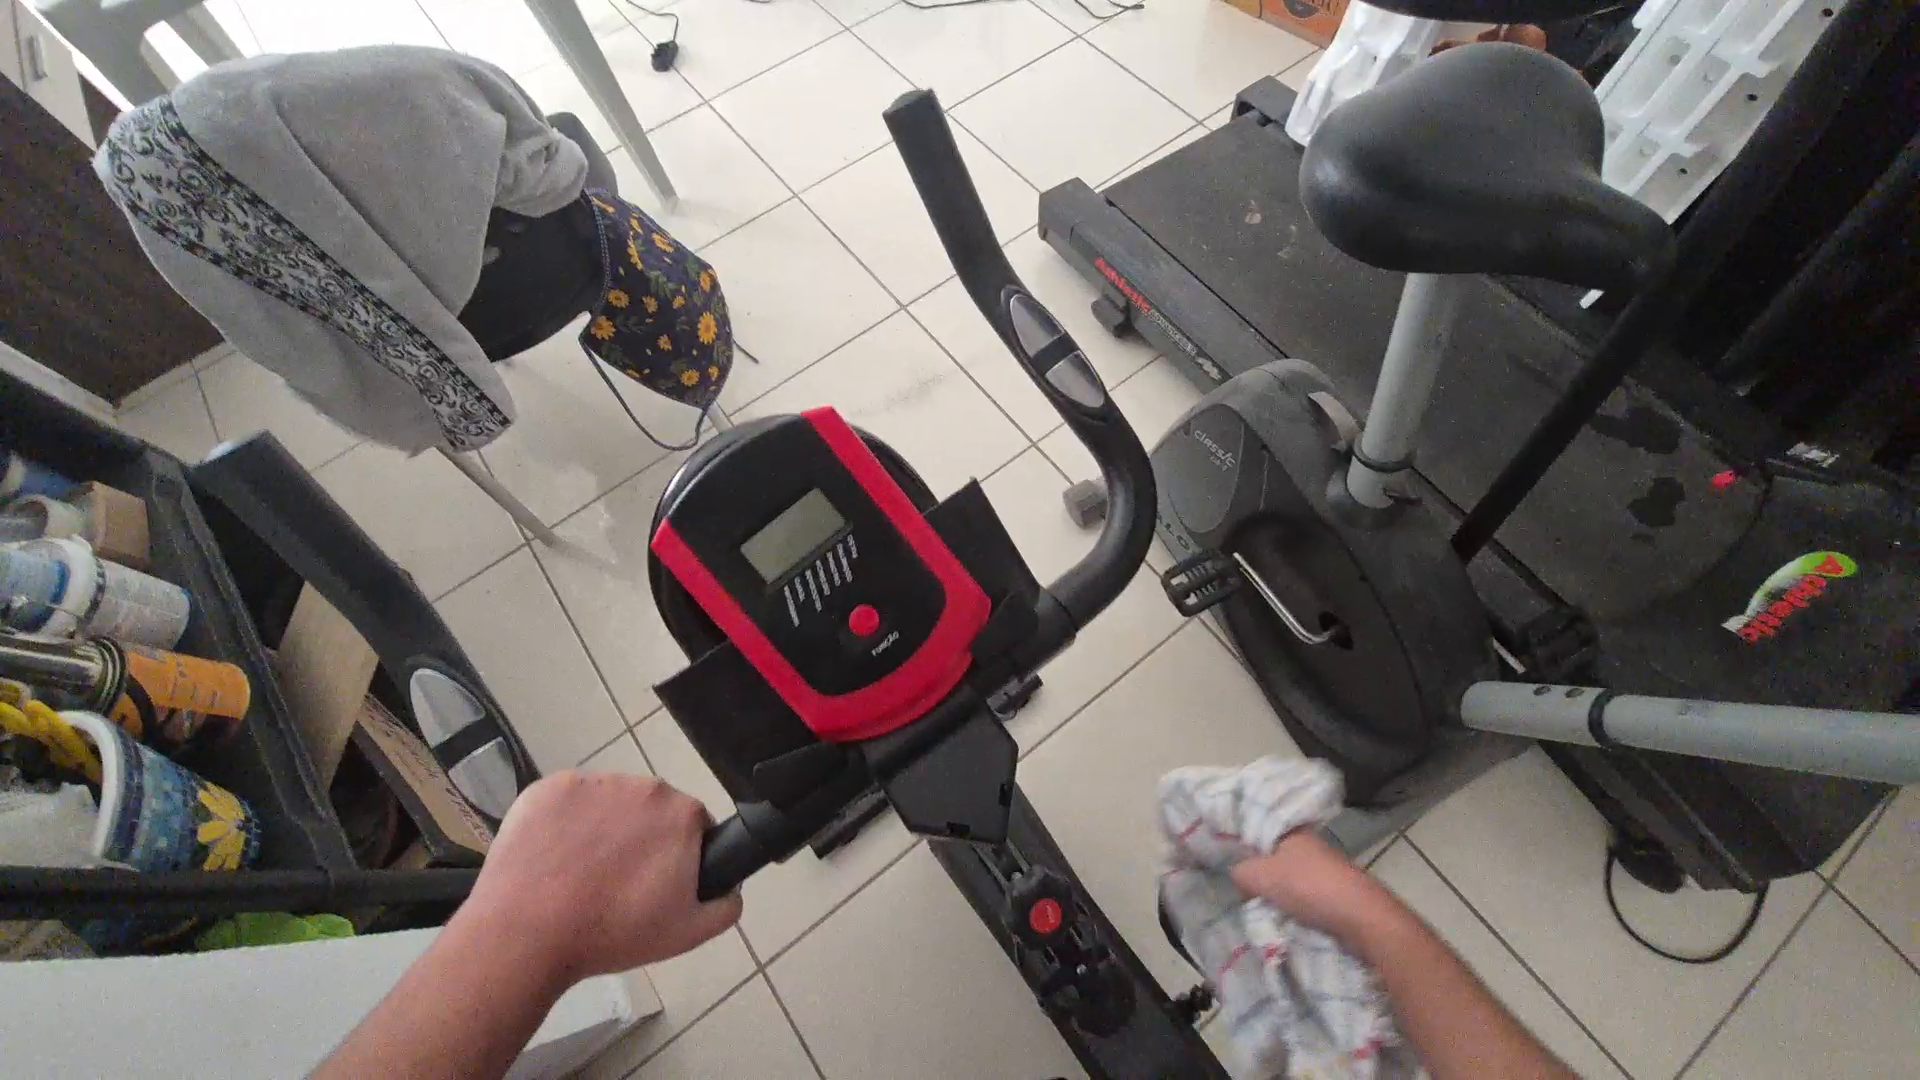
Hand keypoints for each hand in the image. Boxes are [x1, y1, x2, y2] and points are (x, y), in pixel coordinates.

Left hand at [455, 771, 742, 988]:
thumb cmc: (611, 933)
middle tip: (616, 882)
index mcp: (683, 813)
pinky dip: (564, 821)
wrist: (525, 935)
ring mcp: (596, 781)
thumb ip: (726, 907)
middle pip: (652, 809)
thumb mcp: (687, 934)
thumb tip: (733, 887)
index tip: (656, 882)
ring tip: (578, 872)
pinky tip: (551, 855)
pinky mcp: (551, 785)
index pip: (692, 826)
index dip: (677, 854)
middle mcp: (646, 786)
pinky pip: (568, 800)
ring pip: (610, 802)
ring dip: (603, 827)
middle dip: (641, 837)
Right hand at [1231, 828, 1394, 945]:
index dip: (1242, 841)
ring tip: (1259, 905)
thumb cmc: (1308, 887)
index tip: (1226, 856)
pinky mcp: (1338, 893)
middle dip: (1259, 871)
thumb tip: (1239, 876)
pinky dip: (1294, 906)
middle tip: (1240, 886)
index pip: (1258, 828)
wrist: (1364, 919)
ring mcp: (1326, 869)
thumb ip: (1239, 871)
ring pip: (1290, 877)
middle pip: (1273, 855)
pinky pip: (1305, 896)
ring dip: (1277, 892)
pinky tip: (1283, 917)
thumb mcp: (1258, 875)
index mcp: (1291, 831)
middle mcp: (1310, 844)